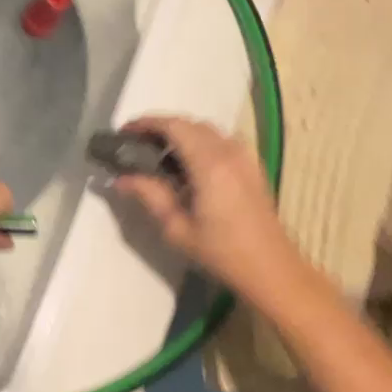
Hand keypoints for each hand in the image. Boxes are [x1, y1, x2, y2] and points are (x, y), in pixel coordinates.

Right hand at [112, 115, 301, 299]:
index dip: (147, 123)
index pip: (175, 127)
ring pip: (207, 130)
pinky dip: (199, 142)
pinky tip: (187, 165)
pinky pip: (221, 141)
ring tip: (158, 154)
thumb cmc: (221, 252)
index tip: (124, 131)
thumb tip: (121, 178)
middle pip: (191, 124)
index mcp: (210, 165)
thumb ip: (149, 195)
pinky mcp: (252, 166)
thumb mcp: (177, 228)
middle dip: (161, 127)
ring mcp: (245, 157)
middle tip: (135, 144)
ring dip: (181, 134)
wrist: (271, 268)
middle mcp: (229, 152)